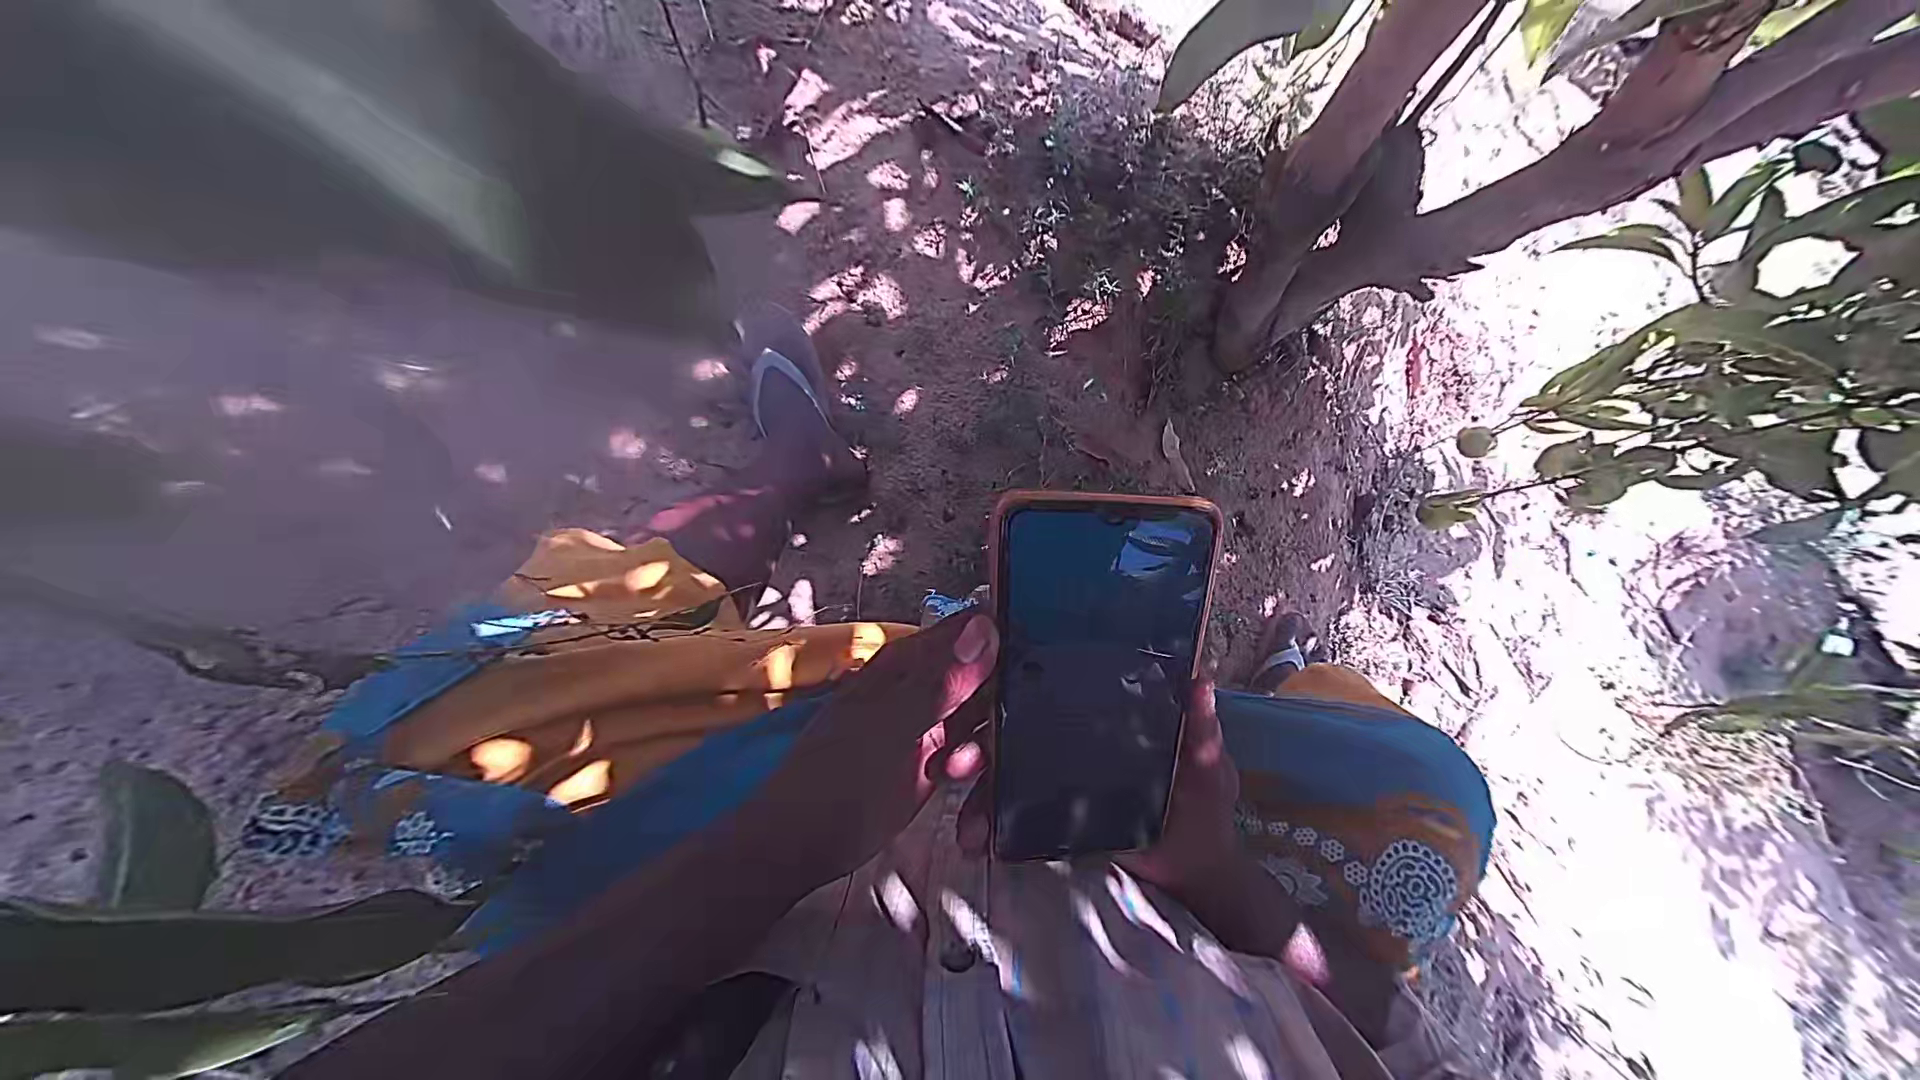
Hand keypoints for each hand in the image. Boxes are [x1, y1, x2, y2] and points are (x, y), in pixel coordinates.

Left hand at [736, 612, 998, 888]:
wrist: (803, 846)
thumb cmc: (840, 783)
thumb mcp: (896, 729)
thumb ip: (942, 680)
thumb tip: (985, 626)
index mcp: (909, 662)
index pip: (972, 632)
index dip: (1007, 647)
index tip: (1035, 676)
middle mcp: (923, 685)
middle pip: (985, 678)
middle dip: (1000, 709)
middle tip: (992, 740)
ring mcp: (929, 722)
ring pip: (983, 719)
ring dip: (986, 749)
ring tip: (956, 773)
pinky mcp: (933, 758)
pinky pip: (971, 754)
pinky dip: (975, 776)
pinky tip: (964, 801)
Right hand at [955, 673, 1243, 898]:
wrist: (1191, 873)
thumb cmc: (1202, 807)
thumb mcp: (1206, 766)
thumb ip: (1202, 731)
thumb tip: (1201, 680)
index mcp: (1100, 713)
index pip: (1048, 690)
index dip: (1011, 688)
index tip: (982, 689)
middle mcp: (1069, 737)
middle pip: (1012, 729)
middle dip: (978, 743)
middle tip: (958, 762)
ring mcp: (1055, 776)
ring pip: (1004, 772)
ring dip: (977, 789)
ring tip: (965, 820)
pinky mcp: (1049, 813)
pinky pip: (1010, 813)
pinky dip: (988, 822)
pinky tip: (973, 837)